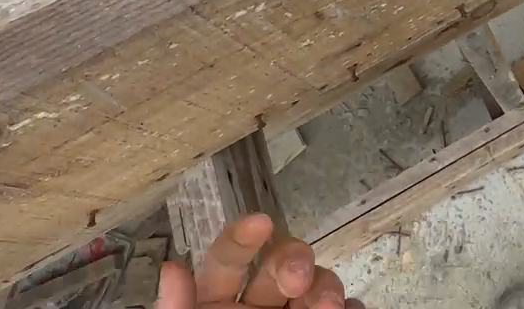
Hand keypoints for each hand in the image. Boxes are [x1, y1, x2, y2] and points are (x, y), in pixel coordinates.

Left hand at [155, 214, 362, 308]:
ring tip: (330, 308)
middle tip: (298, 278)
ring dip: (326, 288)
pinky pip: (349, 307)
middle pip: (282, 261)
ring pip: (319, 284)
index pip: (227, 259)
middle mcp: (258, 305)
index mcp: (215, 307)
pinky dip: (352, 307)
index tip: (261, 222)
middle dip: (294, 259)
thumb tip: (171, 270)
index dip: (242, 237)